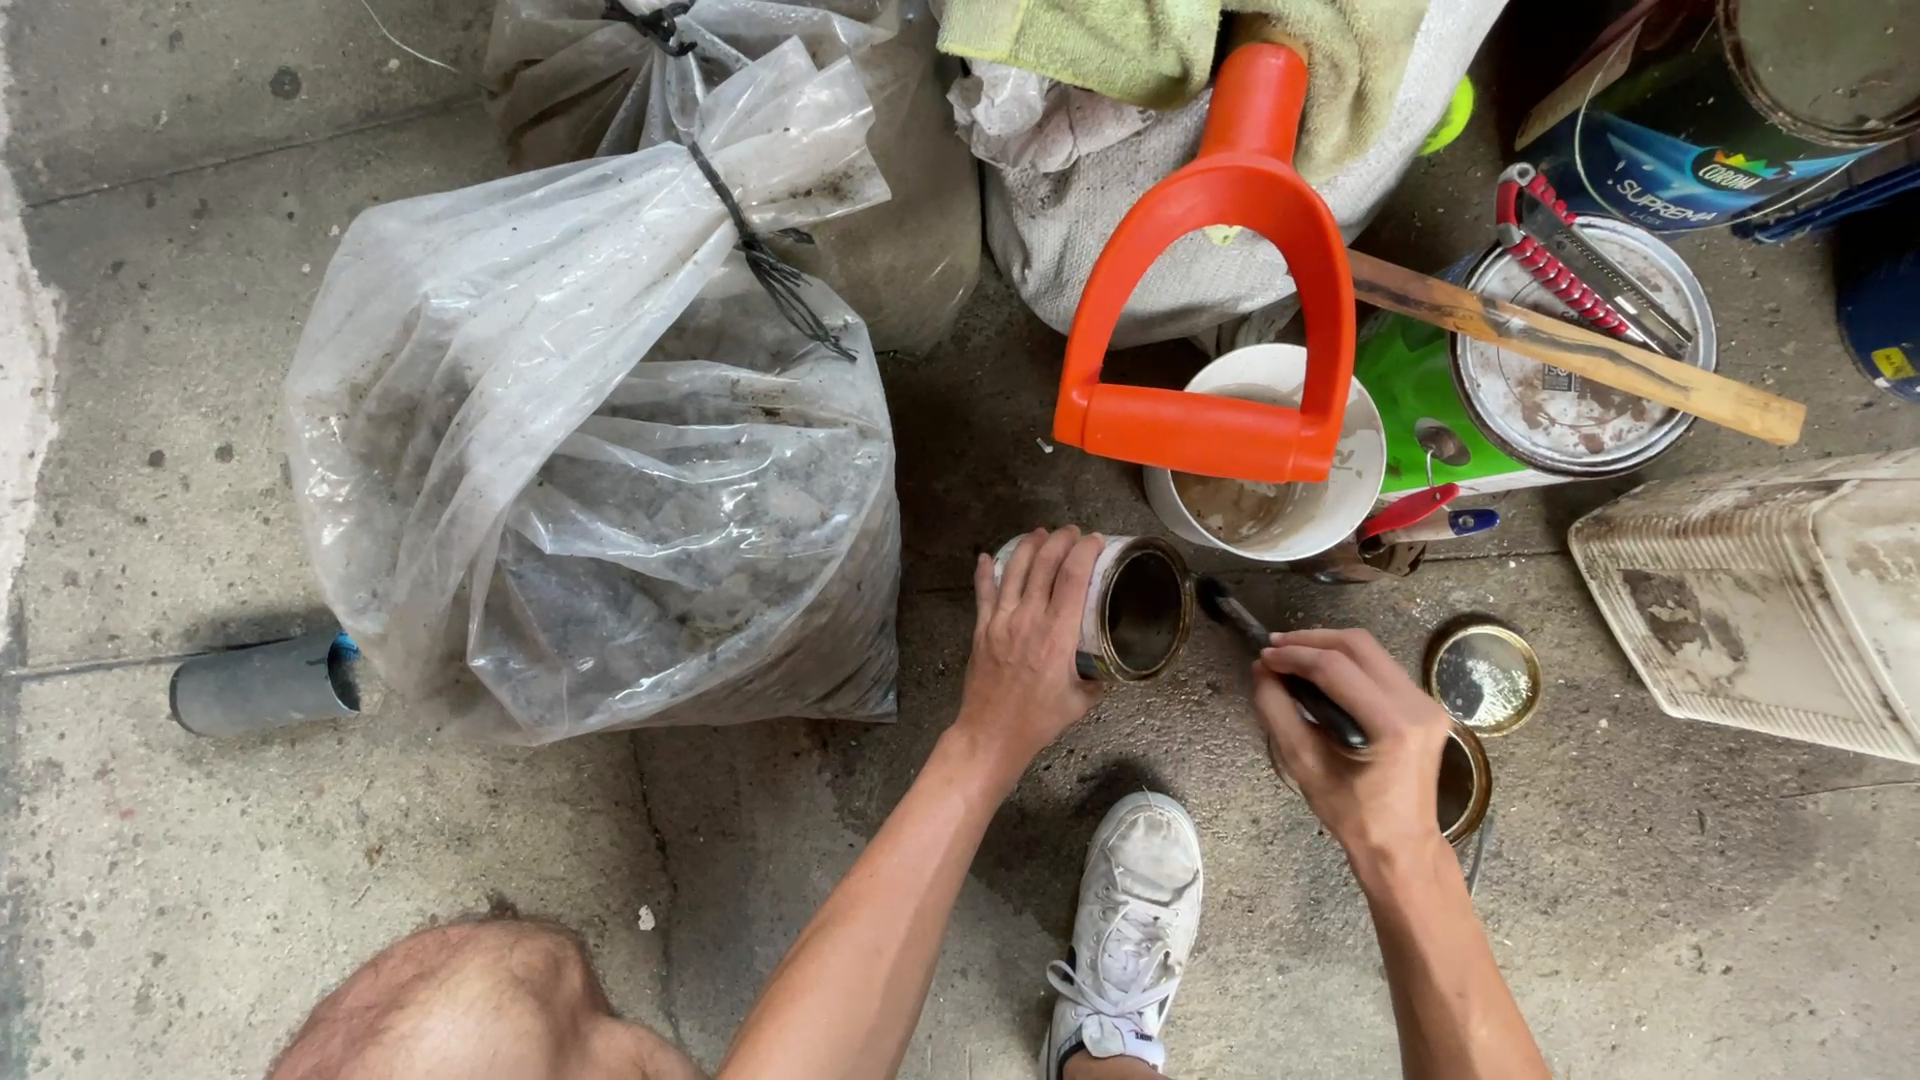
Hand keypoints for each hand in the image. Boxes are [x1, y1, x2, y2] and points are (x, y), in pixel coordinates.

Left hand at [953, 528, 1104, 779]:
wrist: (991, 733)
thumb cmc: (1038, 720)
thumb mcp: (1081, 701)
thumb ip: (1097, 679)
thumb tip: (1107, 666)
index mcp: (1058, 634)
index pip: (1074, 577)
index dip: (1084, 551)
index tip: (1094, 541)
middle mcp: (1028, 619)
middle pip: (1044, 564)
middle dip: (1059, 540)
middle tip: (1071, 533)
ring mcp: (1001, 621)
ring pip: (1013, 569)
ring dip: (1028, 546)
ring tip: (1039, 534)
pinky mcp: (981, 629)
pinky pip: (982, 592)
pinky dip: (984, 571)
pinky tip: (985, 556)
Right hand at [1251, 629, 1452, 865]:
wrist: (1402, 843)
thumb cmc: (1351, 813)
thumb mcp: (1302, 763)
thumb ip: (1276, 710)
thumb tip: (1262, 670)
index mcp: (1391, 726)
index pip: (1335, 667)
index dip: (1294, 656)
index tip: (1263, 658)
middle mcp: (1417, 707)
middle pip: (1358, 645)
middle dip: (1310, 640)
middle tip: (1274, 648)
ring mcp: (1427, 704)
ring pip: (1371, 650)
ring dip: (1327, 645)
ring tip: (1291, 655)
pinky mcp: (1426, 706)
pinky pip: (1381, 666)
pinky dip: (1345, 660)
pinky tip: (1319, 670)